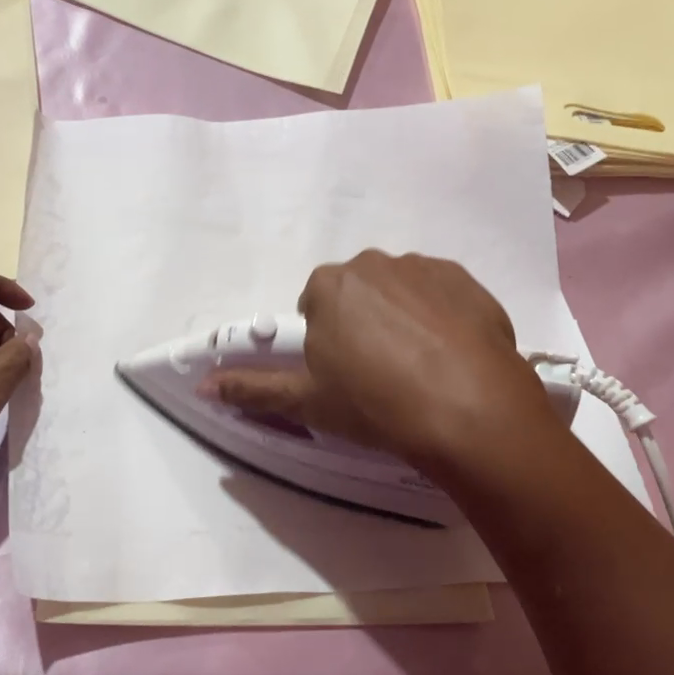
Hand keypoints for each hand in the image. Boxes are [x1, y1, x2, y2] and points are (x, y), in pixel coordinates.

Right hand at [206, 251, 560, 475]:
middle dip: (362, 324)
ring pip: (400, 292)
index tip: (340, 374)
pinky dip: (442, 319)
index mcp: (328, 286)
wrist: (471, 411)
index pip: (314, 305)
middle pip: (357, 293)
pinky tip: (451, 358)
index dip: (324, 341)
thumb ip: (252, 389)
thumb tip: (202, 386)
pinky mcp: (469, 281)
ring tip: (420, 369)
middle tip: (378, 374)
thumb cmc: (375, 404)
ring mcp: (425, 268)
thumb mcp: (307, 402)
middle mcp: (373, 264)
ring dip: (402, 319)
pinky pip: (442, 296)